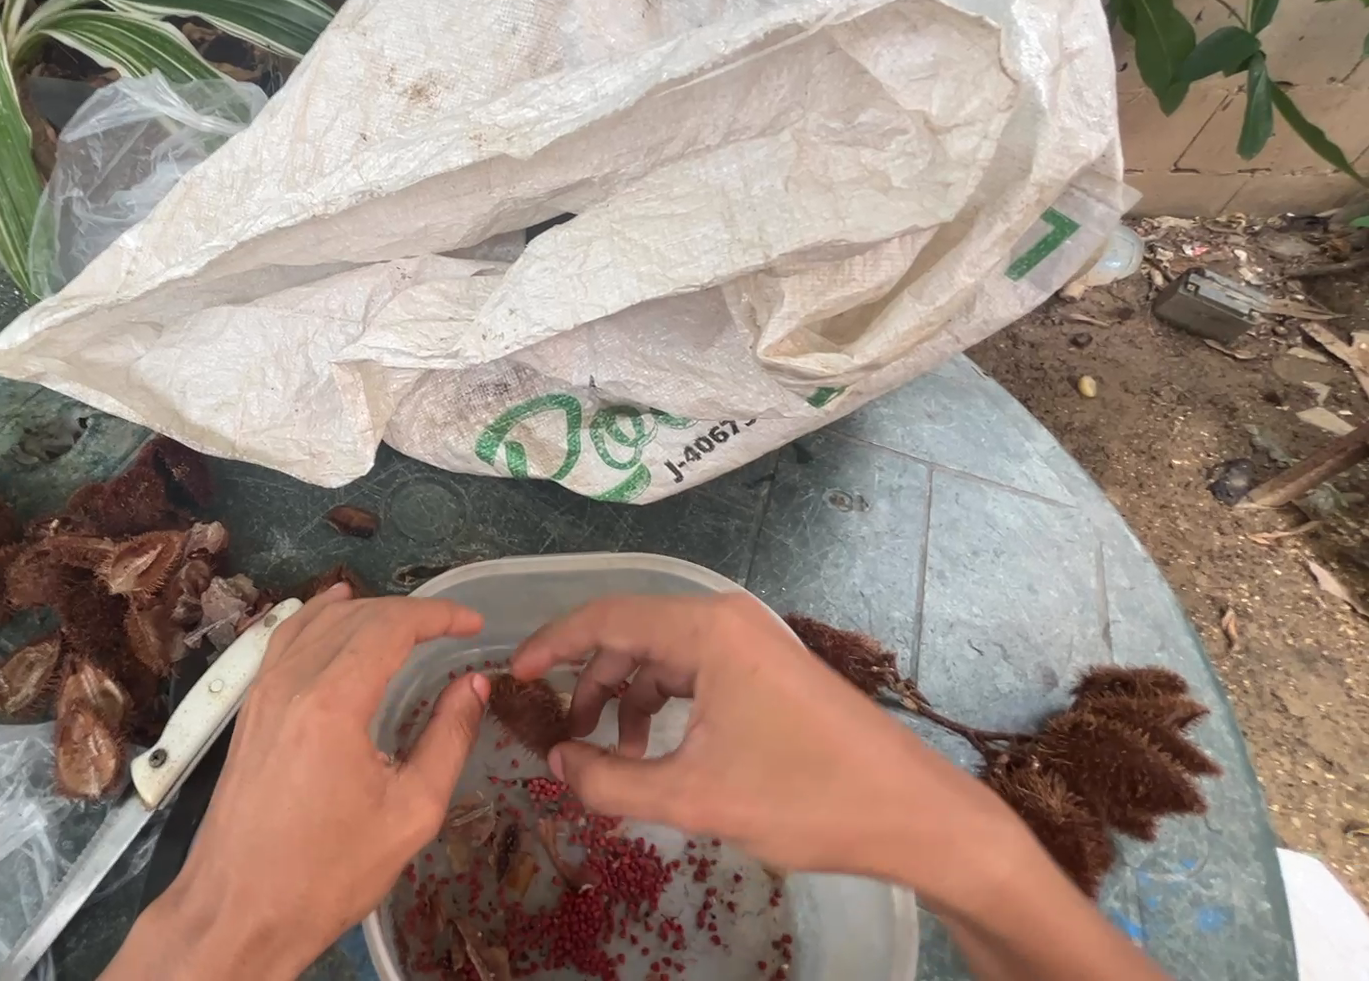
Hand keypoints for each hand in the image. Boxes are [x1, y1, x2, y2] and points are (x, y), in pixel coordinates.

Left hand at [105, 585, 489, 980]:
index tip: (473, 621)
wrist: (236, 911)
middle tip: (450, 627)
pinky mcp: (250, 704)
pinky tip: (336, 608)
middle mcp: (293, 679)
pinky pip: (287, 636)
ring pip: (320, 619)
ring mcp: (264, 688)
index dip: (438, 614)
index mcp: (334, 701)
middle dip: (410, 612)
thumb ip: (448, 738)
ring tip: (409, 619)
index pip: (392, 626)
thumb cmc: (329, 872)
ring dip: (369, 610)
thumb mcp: (410, 813)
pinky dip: (319, 614)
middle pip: (358, 615)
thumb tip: (474, 684)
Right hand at [509, 593, 1032, 899]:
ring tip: (606, 753)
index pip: (604, 617)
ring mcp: (744, 640)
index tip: (515, 675)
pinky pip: (687, 673)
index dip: (552, 644)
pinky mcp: (758, 667)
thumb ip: (610, 782)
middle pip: (627, 635)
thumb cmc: (807, 798)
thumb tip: (556, 763)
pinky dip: (657, 705)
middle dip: (586, 683)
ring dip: (621, 698)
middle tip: (560, 733)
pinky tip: (650, 750)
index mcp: (704, 629)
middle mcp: (721, 619)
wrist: (922, 819)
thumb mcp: (696, 798)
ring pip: (656, 656)